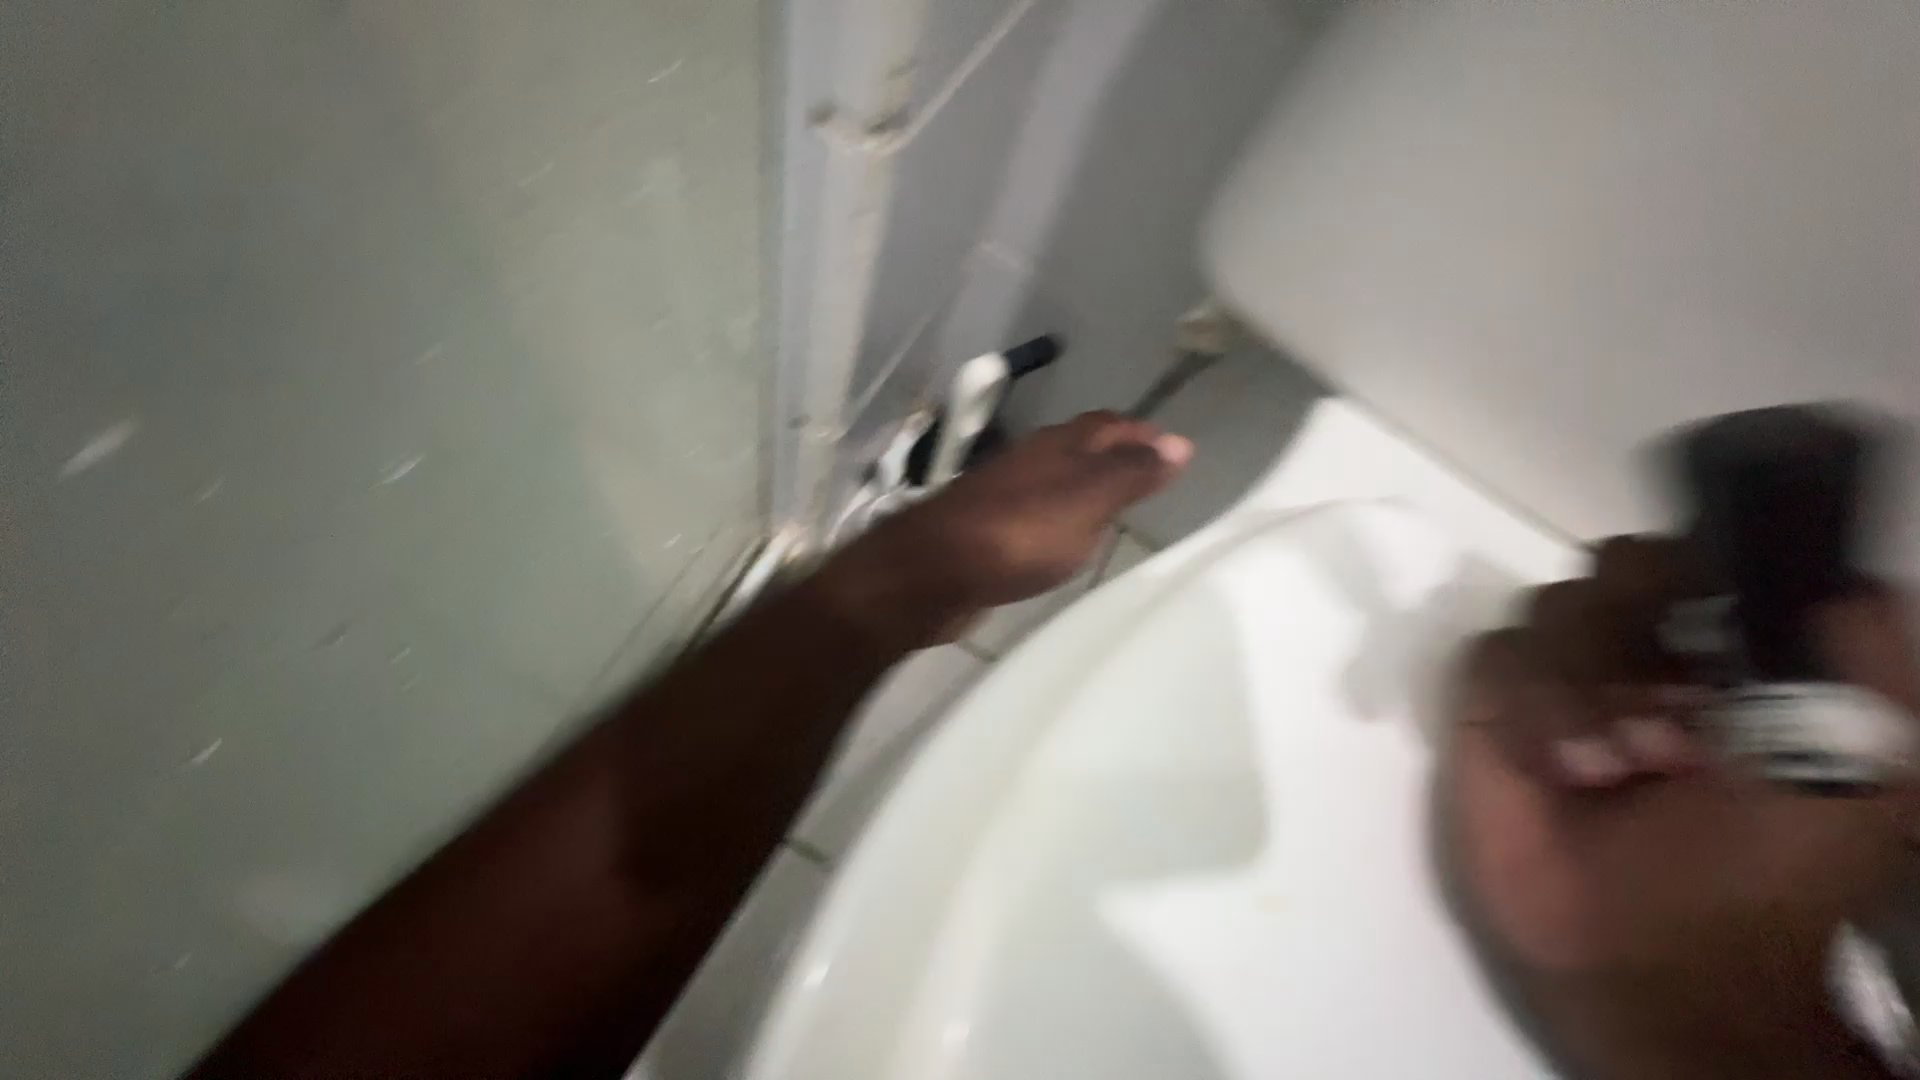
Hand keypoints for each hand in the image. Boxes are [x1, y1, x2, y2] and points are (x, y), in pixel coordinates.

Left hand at [810, 411, 1190, 649]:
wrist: (935, 571)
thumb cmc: (1020, 532)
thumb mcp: (1088, 500)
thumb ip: (1130, 474)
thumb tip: (1179, 443)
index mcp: (1058, 446)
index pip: (1108, 425)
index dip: (1141, 434)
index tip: (1173, 448)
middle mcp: (1029, 460)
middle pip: (1079, 447)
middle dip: (1114, 454)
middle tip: (1148, 474)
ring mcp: (1002, 494)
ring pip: (1055, 478)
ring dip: (1085, 484)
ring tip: (1113, 505)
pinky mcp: (985, 529)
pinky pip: (1034, 512)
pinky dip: (1059, 516)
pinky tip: (1063, 537)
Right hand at [1446, 537, 1918, 1079]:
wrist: (1640, 948)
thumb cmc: (1762, 868)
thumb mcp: (1860, 773)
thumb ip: (1864, 670)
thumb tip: (1835, 586)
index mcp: (1726, 652)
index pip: (1698, 558)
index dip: (1700, 580)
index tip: (1714, 649)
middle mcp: (1638, 649)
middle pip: (1614, 566)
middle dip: (1636, 641)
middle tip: (1668, 732)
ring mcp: (1555, 673)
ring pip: (1548, 606)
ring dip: (1581, 688)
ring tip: (1608, 768)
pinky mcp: (1486, 702)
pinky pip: (1490, 655)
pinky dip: (1525, 709)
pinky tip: (1551, 768)